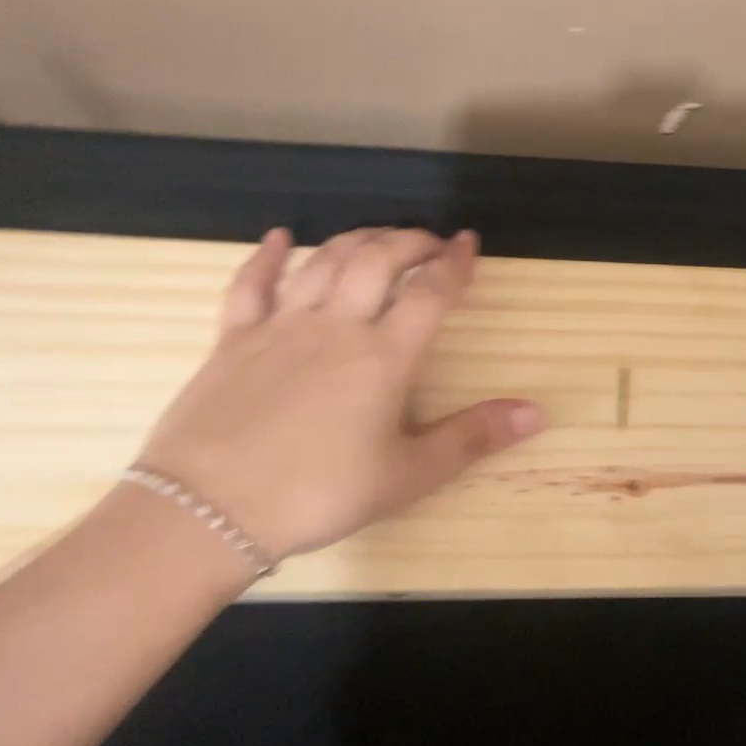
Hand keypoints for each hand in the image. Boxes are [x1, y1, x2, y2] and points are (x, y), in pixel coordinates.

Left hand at [135, 227, 545, 560]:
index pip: (429, 293)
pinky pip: (250, 285)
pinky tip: (280, 237)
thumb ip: (473, 438)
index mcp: (384, 357)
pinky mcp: (233, 340)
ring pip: (323, 262)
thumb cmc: (319, 493)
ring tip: (379, 235)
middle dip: (409, 241)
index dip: (454, 264)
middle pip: (377, 261)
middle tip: (430, 240)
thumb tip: (536, 412)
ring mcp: (280, 328)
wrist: (209, 510)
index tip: (469, 243)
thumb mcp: (409, 475)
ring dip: (356, 239)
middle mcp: (336, 327)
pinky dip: (267, 256)